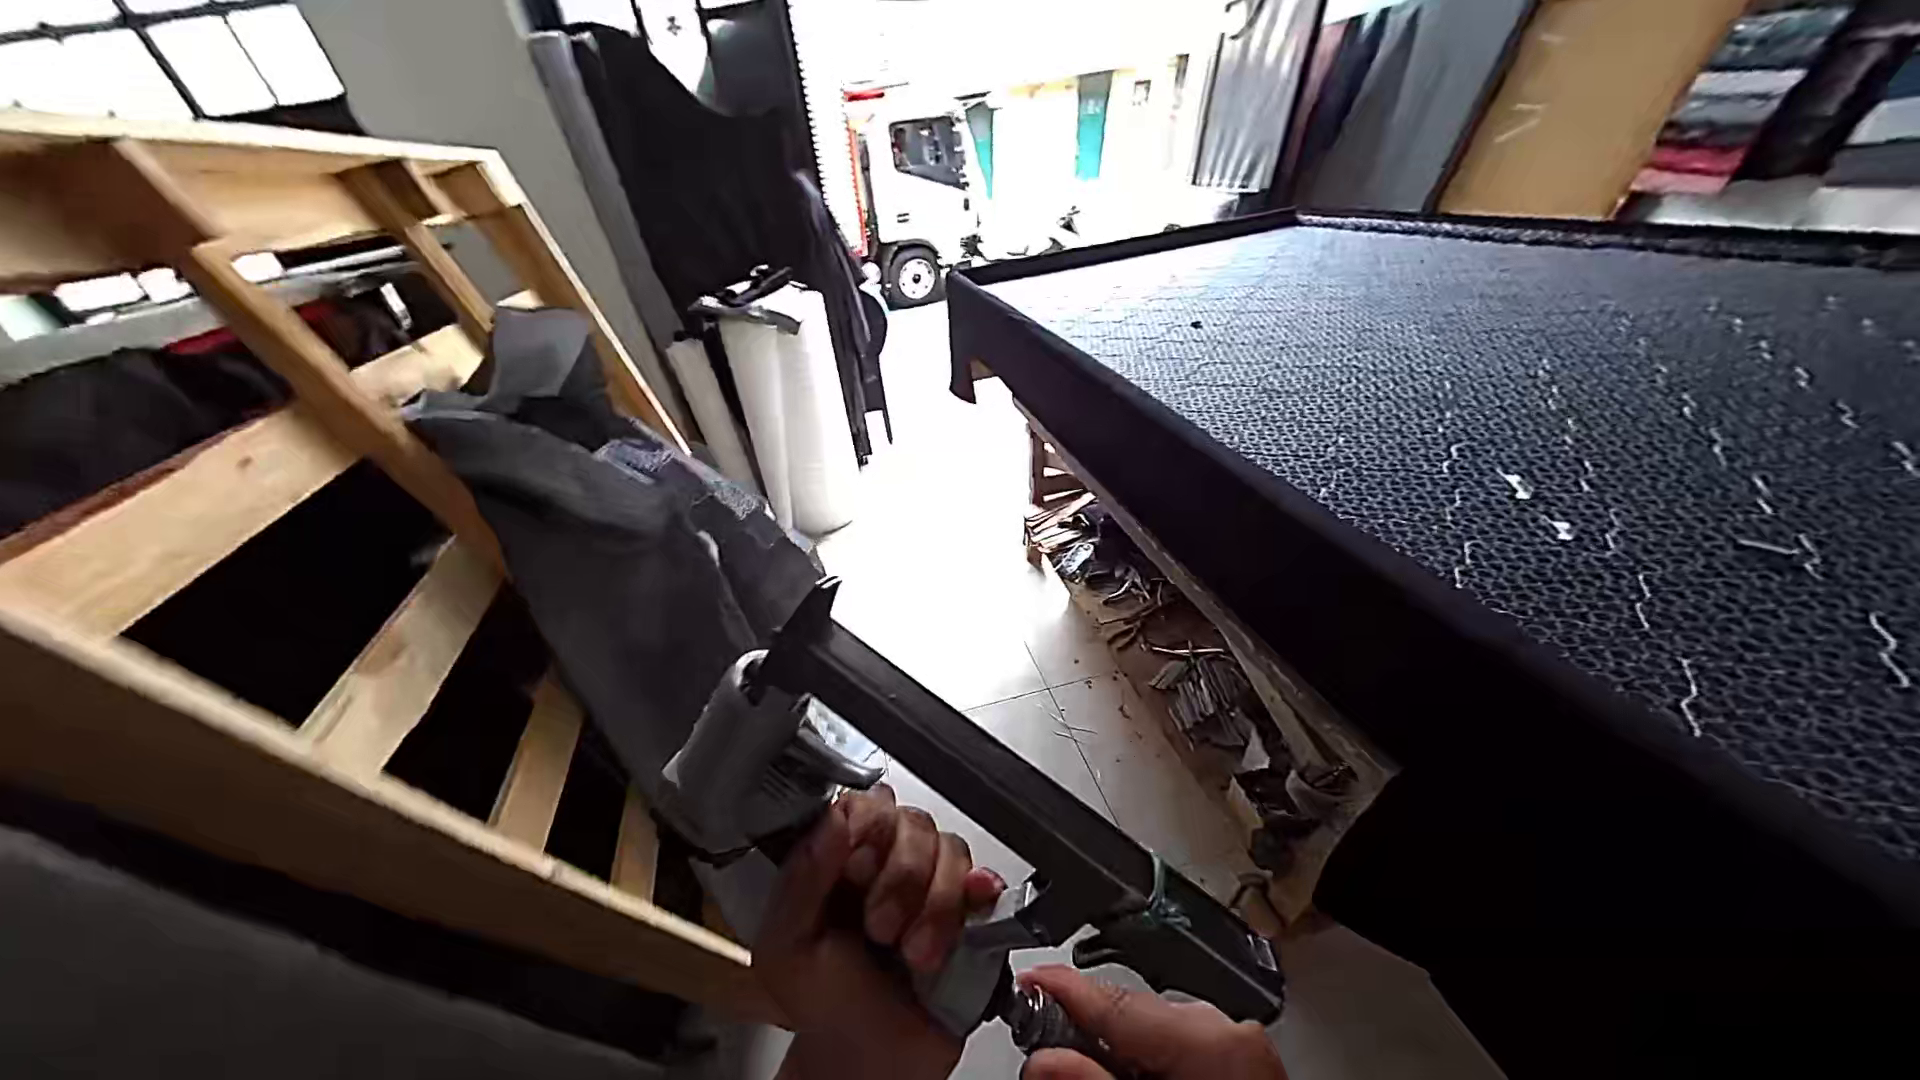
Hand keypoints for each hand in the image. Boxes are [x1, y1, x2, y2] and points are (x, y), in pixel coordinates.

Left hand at [756, 785, 1004, 1079]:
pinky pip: (983, 880)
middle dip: (901, 879)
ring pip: (950, 848)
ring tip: (912, 952)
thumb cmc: (824, 1001)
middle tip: (880, 927)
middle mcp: (886, 855)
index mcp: (840, 853)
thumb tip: (834, 816)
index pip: (865, 802)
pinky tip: (959, 927)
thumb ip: (802, 878)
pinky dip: (976, 899)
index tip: (857, 873)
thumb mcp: (786, 948)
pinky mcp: (965, 904)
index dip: (869, 831)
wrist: (871, 1059)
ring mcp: (929, 877)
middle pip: (912, 822)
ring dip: (934, 907)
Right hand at [1018, 965, 1287, 1079]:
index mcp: (1213, 1042)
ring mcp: (1239, 1047)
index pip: (1115, 999)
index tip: (1027, 983)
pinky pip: (1175, 1047)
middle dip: (1083, 1030)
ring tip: (1084, 1070)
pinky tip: (1127, 1077)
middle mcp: (1229, 1032)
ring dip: (1111, 1050)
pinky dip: (1144, 1063)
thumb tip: (1044, 1061)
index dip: (1062, 989)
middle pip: (1129, 1013)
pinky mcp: (1239, 1062)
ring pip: (1149, 1031)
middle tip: (1044, 1053)